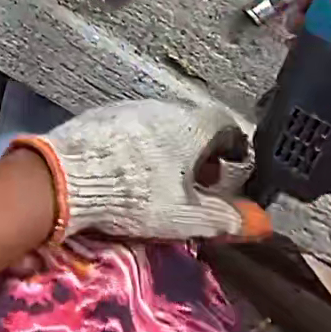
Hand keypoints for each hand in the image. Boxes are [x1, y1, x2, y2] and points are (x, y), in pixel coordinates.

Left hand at [11, 100, 271, 242]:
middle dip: (200, 151)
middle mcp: (162, 108)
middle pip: (191, 125)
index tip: (235, 164)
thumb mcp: (186, 215)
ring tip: (163, 179)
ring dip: (167, 149)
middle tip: (200, 179)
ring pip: (159, 125)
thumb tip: (262, 223)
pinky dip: (138, 146)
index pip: (225, 125)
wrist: (67, 176)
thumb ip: (227, 218)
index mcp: (190, 125)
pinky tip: (127, 169)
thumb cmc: (136, 195)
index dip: (234, 145)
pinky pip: (129, 128)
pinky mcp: (98, 115)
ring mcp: (127, 108)